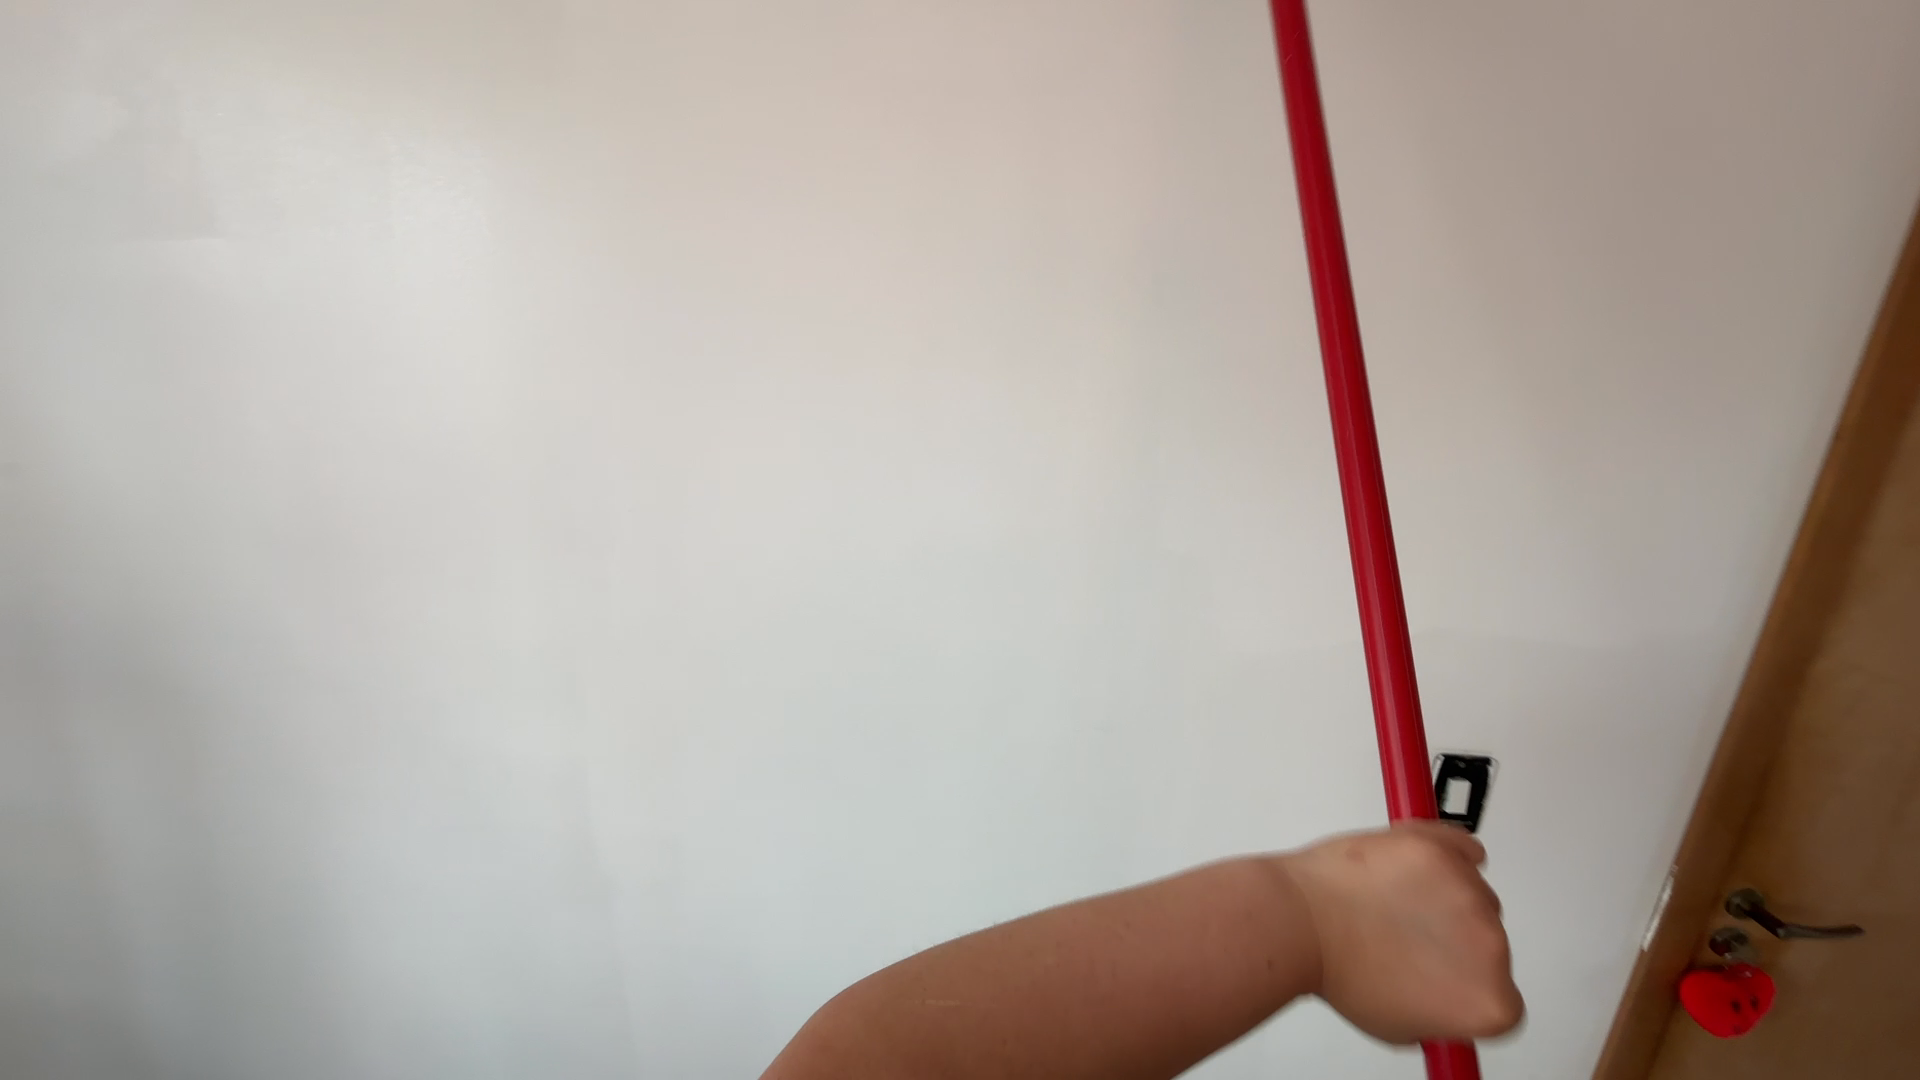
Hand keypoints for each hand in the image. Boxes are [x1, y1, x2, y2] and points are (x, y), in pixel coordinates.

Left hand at [1278, 821, 1522, 1044]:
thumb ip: (1441, 1015)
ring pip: (1469, 888)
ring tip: (1386, 895)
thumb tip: (1441, 995)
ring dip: (1440, 889)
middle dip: (1448, 932)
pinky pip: (1460, 844)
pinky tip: (1422, 858)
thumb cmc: (1339, 972)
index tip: (1431, 971)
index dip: (1459, 980)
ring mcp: (1465, 890)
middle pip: (1485, 935)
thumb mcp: (1401, 1026)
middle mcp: (1491, 945)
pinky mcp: (1435, 847)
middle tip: (1398, 928)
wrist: (1299, 921)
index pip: (1496, 991)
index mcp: (1490, 1001)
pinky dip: (1448, 848)